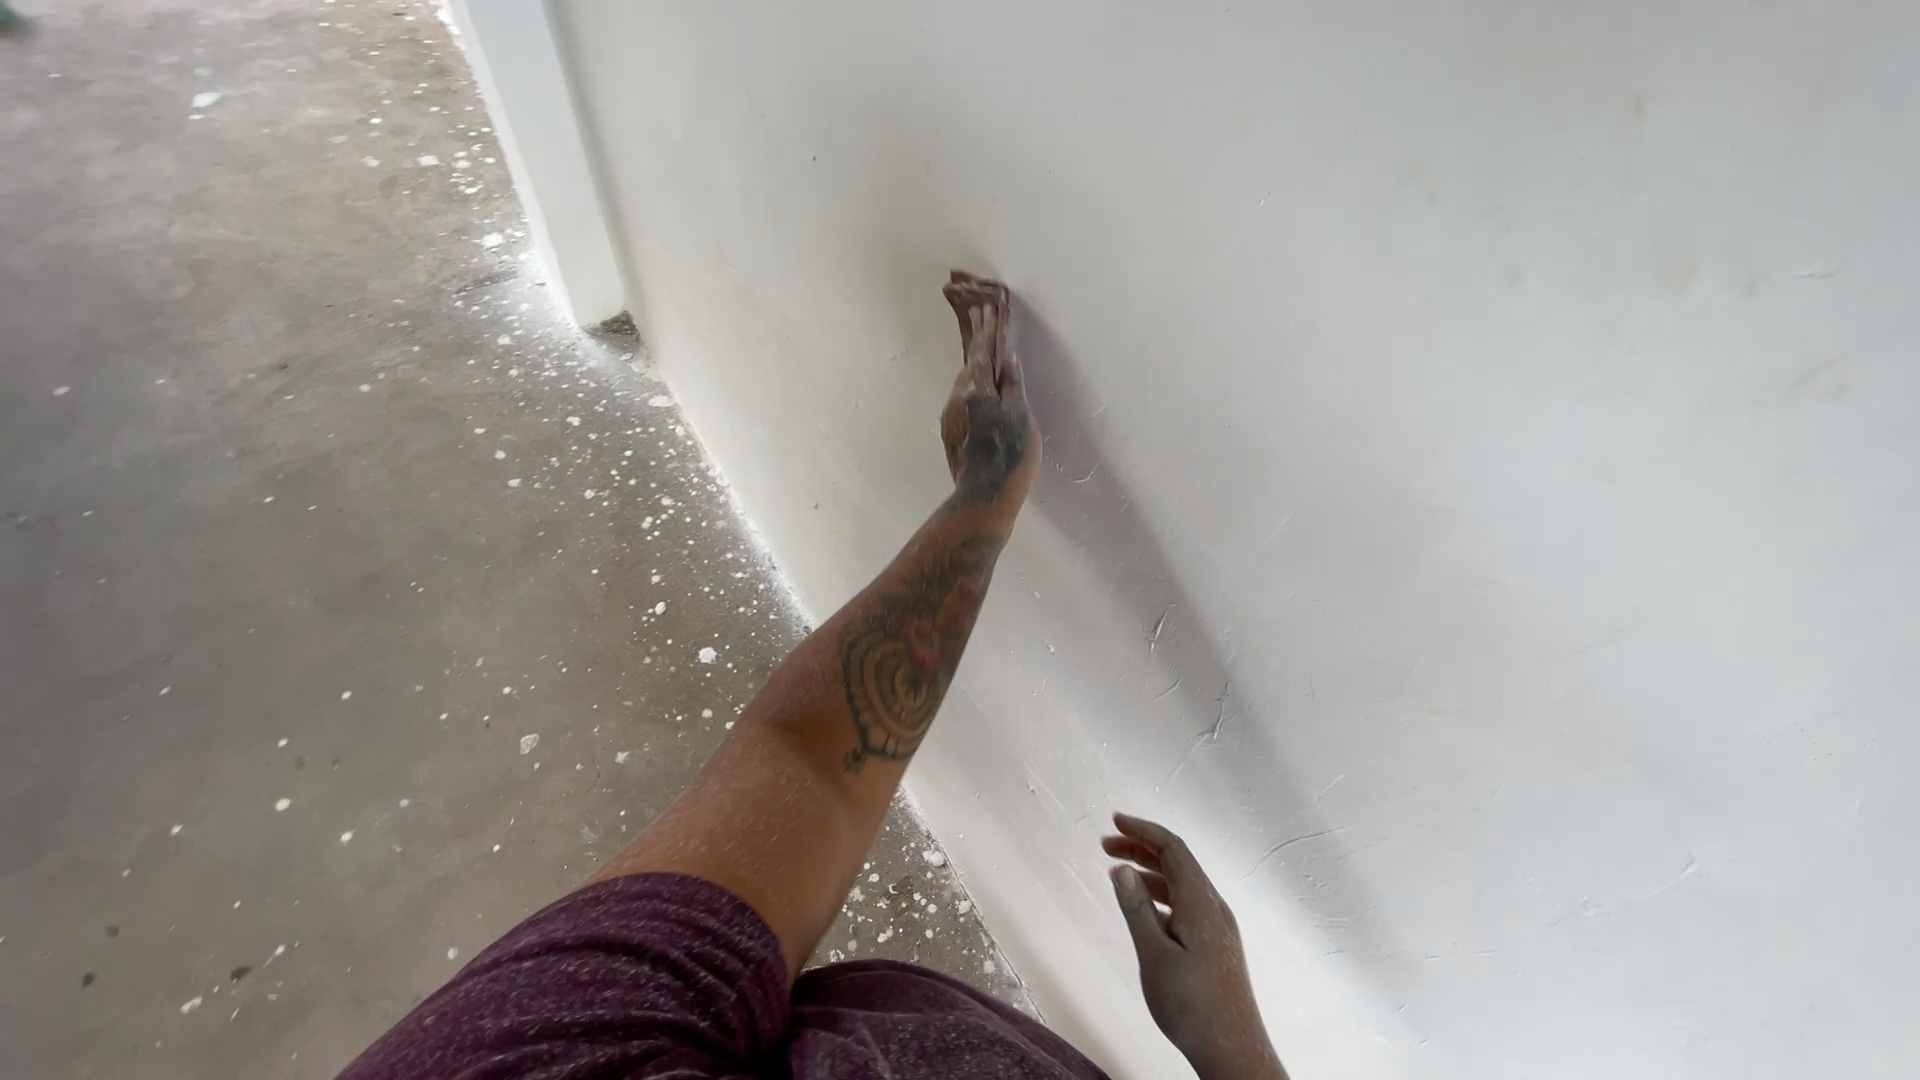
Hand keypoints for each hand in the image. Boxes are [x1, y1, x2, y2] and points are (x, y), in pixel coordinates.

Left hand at [939, 271, 1040, 507]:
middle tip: (979, 316)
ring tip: (983, 353)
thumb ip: (1012, 386)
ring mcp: (951, 418)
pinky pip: (963, 403)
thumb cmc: (1009, 455)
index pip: (981, 351)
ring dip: (974, 368)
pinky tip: (981, 394)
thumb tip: (1007, 358)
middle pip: (969, 365)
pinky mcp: (951, 436)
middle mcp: (957, 399)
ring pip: (965, 385)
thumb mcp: (1020, 416)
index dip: (986, 329)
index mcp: (975, 388)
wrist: (984, 497)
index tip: (985, 307)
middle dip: (976, 342)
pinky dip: (973, 390)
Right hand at [1105, 813, 1288, 1079]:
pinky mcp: (1216, 943)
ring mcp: (1217, 926)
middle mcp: (1213, 907)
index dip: (1142, 829)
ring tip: (1116, 872)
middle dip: (1141, 847)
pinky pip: (1185, 902)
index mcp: (1201, 903)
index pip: (1172, 848)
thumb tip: (1120, 867)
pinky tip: (1142, 906)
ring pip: (1180, 882)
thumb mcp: (1154, 955)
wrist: (1233, 1053)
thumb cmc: (1192, 1007)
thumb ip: (1136, 908)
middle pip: (1176, 861)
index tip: (1115, 820)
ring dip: (1148, 870)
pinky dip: (1159, 893)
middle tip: (1106, 844)